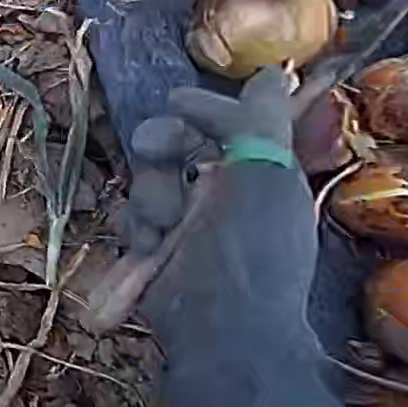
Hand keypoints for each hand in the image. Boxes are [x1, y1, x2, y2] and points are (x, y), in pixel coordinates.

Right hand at [119, 66, 318, 341]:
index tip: (178, 103)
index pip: (223, 122)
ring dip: (150, 197)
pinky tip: (148, 248)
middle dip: (160, 145)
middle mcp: (222, 193)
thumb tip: (275, 73)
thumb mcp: (267, 176)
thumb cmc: (252, 248)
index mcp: (257, 172)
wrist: (221, 333)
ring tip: (162, 227)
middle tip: (151, 150)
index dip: (201, 108)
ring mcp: (187, 222)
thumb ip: (262, 122)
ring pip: (148, 180)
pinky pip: (133, 216)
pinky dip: (137, 228)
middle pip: (175, 144)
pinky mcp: (156, 247)